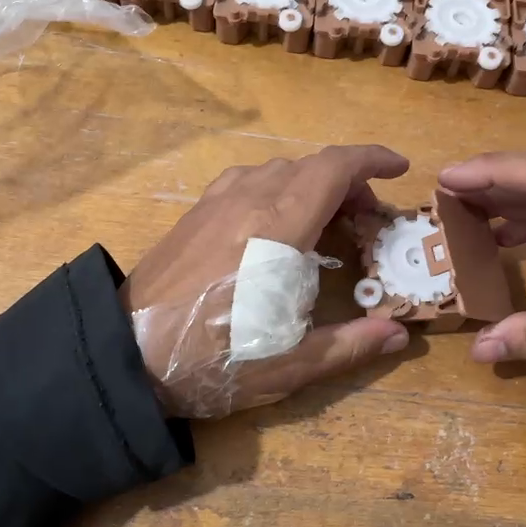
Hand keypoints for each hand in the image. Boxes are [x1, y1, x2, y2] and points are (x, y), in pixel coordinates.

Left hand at [124, 145, 412, 418]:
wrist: (127, 357)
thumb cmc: (213, 361)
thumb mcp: (289, 366)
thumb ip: (349, 346)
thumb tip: (399, 335)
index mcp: (276, 229)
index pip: (332, 169)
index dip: (371, 160)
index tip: (399, 169)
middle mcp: (247, 201)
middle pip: (309, 167)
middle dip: (348, 182)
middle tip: (366, 221)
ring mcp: (216, 203)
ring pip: (277, 170)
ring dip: (311, 184)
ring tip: (326, 223)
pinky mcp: (195, 213)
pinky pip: (246, 181)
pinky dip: (277, 188)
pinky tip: (275, 223)